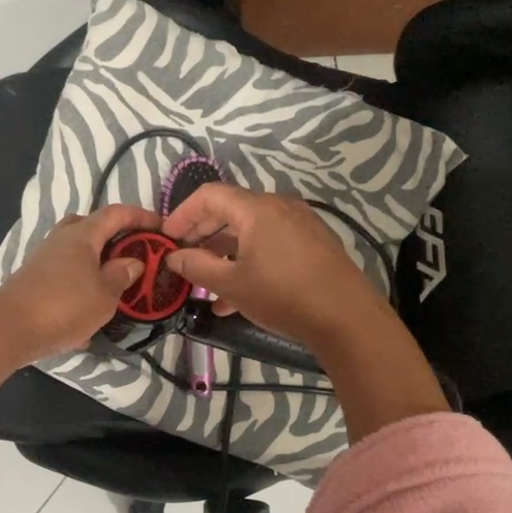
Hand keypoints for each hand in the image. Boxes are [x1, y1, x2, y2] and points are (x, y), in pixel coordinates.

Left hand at [0, 203, 159, 393]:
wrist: (9, 330)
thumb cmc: (64, 307)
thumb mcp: (104, 295)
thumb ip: (120, 275)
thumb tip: (131, 261)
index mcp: (82, 235)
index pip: (115, 213)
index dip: (140, 216)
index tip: (159, 226)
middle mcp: (59, 239)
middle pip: (89, 226)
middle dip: (112, 236)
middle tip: (131, 254)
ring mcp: (42, 259)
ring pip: (74, 252)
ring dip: (94, 263)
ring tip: (112, 285)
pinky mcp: (32, 280)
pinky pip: (62, 275)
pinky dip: (78, 285)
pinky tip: (86, 310)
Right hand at [164, 184, 446, 439]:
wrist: (346, 317)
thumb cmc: (282, 295)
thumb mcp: (231, 284)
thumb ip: (196, 267)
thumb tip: (173, 257)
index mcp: (256, 209)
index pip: (209, 195)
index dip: (182, 214)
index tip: (166, 238)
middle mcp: (279, 207)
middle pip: (230, 210)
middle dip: (201, 234)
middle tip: (181, 257)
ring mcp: (299, 225)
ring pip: (250, 231)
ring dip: (223, 253)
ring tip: (205, 283)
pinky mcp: (312, 244)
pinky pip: (269, 244)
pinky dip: (247, 260)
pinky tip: (235, 297)